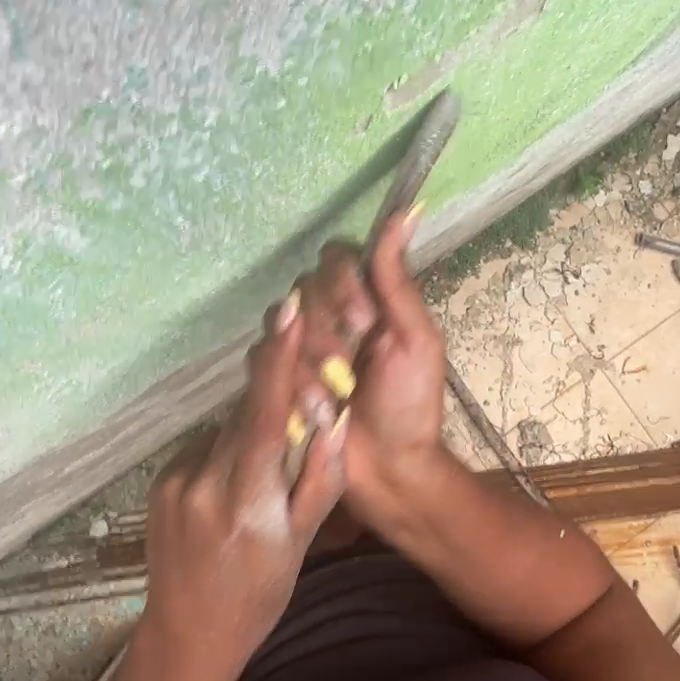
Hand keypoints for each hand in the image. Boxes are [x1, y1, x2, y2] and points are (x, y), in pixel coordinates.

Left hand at [132, 294, 349, 680]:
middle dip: (279, 400)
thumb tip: (334, 415)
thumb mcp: (301, 542)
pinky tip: (234, 488)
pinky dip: (230, 451)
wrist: (188, 635)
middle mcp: (203, 482)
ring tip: (262, 480)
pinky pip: (207, 446)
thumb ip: (319, 477)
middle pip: (248, 413)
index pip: (265, 415)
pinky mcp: (160, 480)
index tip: (287, 309)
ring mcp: (175, 479)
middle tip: (304, 414)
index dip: (277, 359)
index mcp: (246, 500)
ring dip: (254, 433)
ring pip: (229, 429)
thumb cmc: (260, 593)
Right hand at [290, 208, 449, 498]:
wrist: (389, 470)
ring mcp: (301, 344)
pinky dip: (292, 384)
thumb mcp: (415, 339)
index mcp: (367, 297)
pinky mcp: (280, 375)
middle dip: (328, 332)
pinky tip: (316, 410)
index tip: (363, 319)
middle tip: (351, 370)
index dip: (343, 282)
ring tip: (336, 399)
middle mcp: (330, 313)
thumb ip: (398, 278)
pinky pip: (265, 359)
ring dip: (311, 363)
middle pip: (305, 289)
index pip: (337, 257)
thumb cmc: (410, 404)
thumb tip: (408, 210)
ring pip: (283, 325)